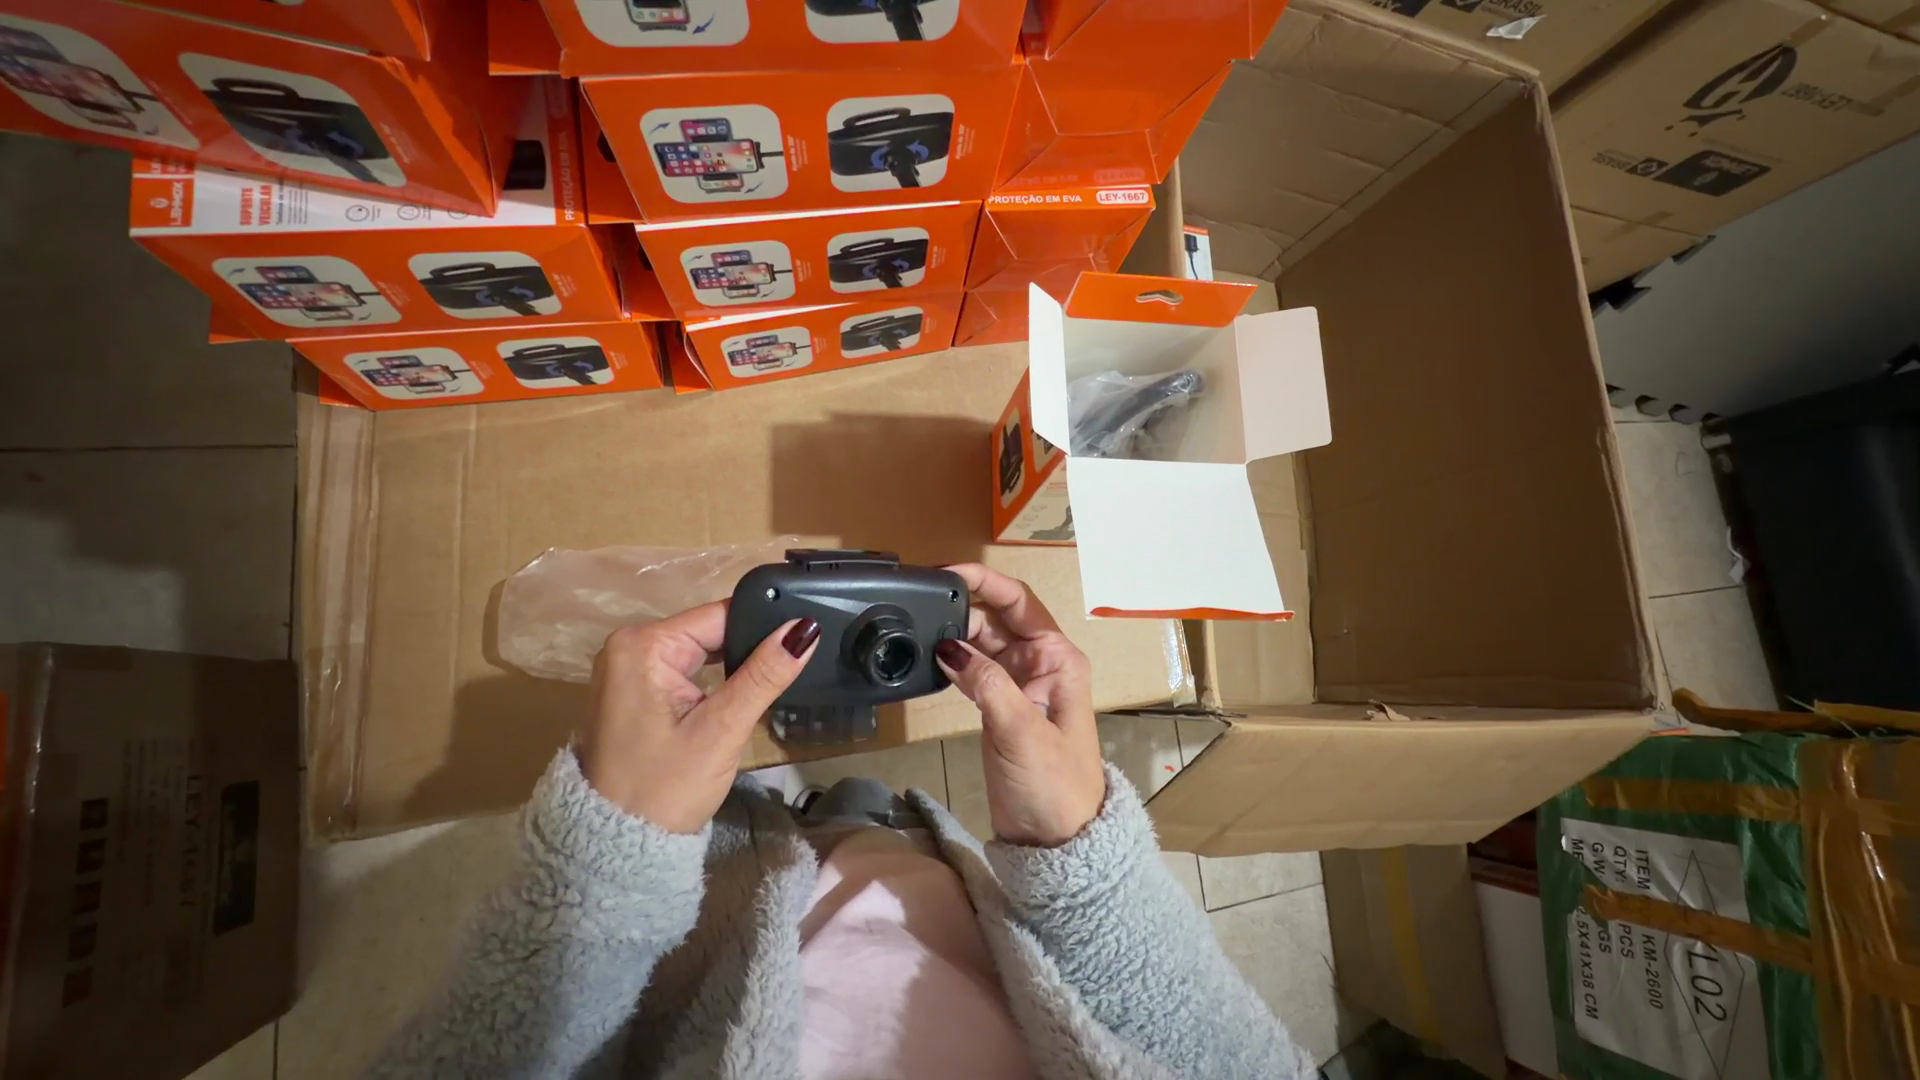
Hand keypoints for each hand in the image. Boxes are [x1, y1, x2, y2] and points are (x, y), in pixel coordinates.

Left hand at [577, 603, 819, 833]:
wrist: (616, 849)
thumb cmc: (667, 787)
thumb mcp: (722, 728)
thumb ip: (764, 674)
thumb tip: (807, 628)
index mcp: (643, 644)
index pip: (720, 616)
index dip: (765, 624)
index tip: (807, 635)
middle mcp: (629, 646)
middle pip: (710, 631)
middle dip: (750, 647)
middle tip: (796, 664)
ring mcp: (628, 669)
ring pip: (702, 650)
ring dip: (735, 665)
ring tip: (775, 679)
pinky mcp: (635, 692)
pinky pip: (687, 669)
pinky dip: (715, 680)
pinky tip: (741, 693)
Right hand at [935, 564, 1104, 846]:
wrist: (1057, 842)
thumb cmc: (1054, 785)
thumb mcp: (1022, 731)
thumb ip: (987, 683)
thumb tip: (948, 646)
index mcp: (1057, 658)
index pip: (1019, 602)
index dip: (983, 582)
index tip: (944, 571)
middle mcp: (1038, 662)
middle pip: (996, 617)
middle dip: (961, 604)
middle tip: (917, 598)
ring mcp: (1017, 683)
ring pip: (980, 641)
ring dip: (952, 631)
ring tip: (913, 622)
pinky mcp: (998, 705)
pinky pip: (972, 669)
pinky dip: (950, 660)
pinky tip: (925, 656)